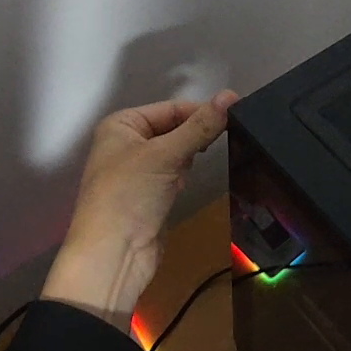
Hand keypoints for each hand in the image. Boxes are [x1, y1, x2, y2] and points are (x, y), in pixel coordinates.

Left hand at [41, 90, 238, 330]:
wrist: (114, 255)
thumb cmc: (130, 194)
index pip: (170, 108)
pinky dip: (183, 176)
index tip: (236, 114)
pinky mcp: (149, 195)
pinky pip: (173, 174)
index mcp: (121, 125)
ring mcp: (137, 171)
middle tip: (228, 137)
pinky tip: (185, 183)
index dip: (201, 111)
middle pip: (173, 128)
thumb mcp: (166, 154)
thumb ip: (200, 126)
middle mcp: (126, 143)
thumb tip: (231, 95)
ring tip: (206, 159)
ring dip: (189, 156)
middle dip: (195, 135)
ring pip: (175, 152)